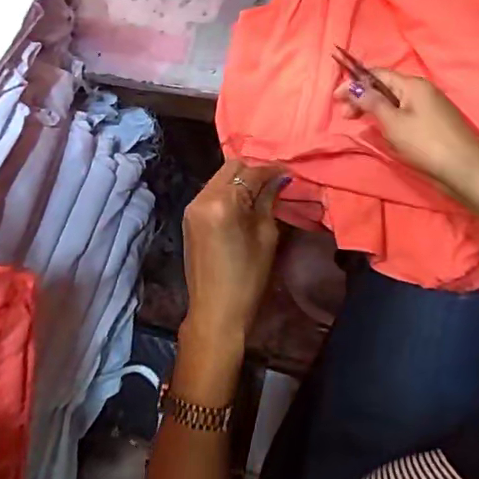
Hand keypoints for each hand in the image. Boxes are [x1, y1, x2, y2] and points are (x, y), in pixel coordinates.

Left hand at [180, 159, 287, 347]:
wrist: (215, 310)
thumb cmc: (247, 277)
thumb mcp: (266, 236)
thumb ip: (269, 200)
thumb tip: (279, 179)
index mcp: (222, 201)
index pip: (251, 172)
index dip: (272, 170)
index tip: (289, 174)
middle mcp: (202, 197)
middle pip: (231, 167)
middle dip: (254, 171)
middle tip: (275, 183)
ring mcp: (192, 206)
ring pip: (220, 177)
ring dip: (240, 180)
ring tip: (261, 193)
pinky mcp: (189, 217)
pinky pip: (212, 192)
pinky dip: (228, 192)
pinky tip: (243, 204)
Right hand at [337, 68, 478, 205]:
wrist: (466, 172)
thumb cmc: (426, 145)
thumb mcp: (393, 123)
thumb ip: (372, 102)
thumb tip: (356, 87)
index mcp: (413, 85)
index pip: (377, 74)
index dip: (354, 83)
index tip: (336, 99)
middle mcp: (423, 90)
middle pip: (386, 88)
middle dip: (363, 98)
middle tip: (347, 117)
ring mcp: (432, 107)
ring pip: (396, 102)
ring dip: (376, 110)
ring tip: (363, 125)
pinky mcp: (435, 124)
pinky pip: (406, 115)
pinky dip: (390, 119)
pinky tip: (385, 133)